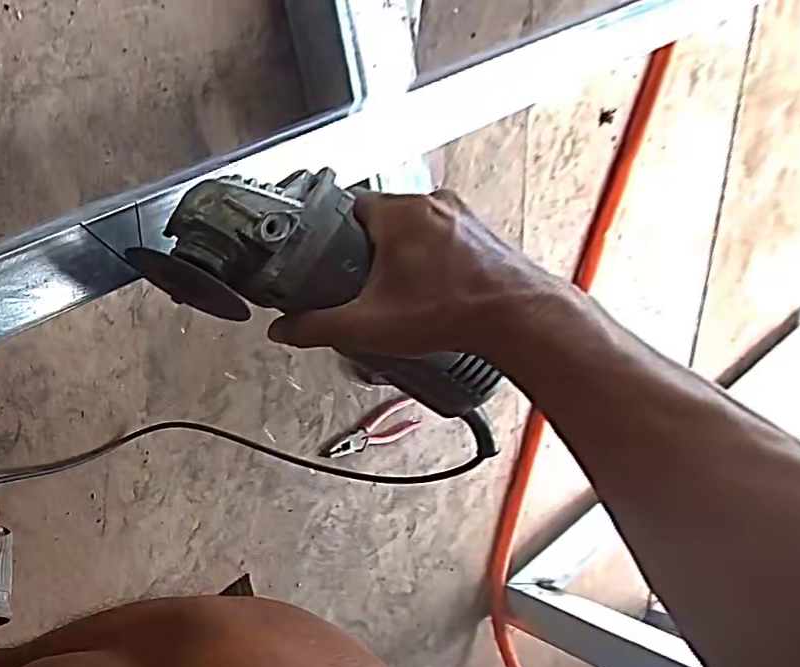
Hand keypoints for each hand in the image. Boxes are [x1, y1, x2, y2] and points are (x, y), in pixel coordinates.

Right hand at [266, 190, 577, 361]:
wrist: (517, 318)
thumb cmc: (452, 311)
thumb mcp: (364, 325)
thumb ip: (314, 327)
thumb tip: (282, 329)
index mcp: (400, 214)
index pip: (346, 207)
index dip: (325, 234)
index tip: (317, 257)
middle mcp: (431, 205)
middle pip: (373, 218)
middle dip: (355, 249)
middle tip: (345, 284)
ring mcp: (457, 216)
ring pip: (403, 228)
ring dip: (386, 255)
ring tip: (378, 292)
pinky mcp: (474, 234)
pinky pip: (430, 238)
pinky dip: (414, 259)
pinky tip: (410, 291)